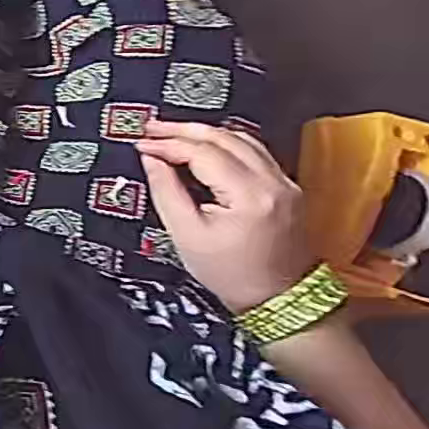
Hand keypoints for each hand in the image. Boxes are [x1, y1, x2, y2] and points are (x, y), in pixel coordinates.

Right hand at [136, 121, 316, 313]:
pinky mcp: (286, 187)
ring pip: (240, 138)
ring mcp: (284, 183)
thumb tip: (152, 159)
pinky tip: (203, 146)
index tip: (142, 145)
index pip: (202, 152)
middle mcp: (273, 183)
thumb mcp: (187, 235)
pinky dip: (223, 142)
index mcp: (250, 196)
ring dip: (203, 132)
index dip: (168, 144)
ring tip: (172, 133)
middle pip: (223, 136)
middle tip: (151, 128)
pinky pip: (253, 150)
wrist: (279, 300)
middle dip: (182, 130)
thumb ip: (166, 191)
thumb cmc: (232, 275)